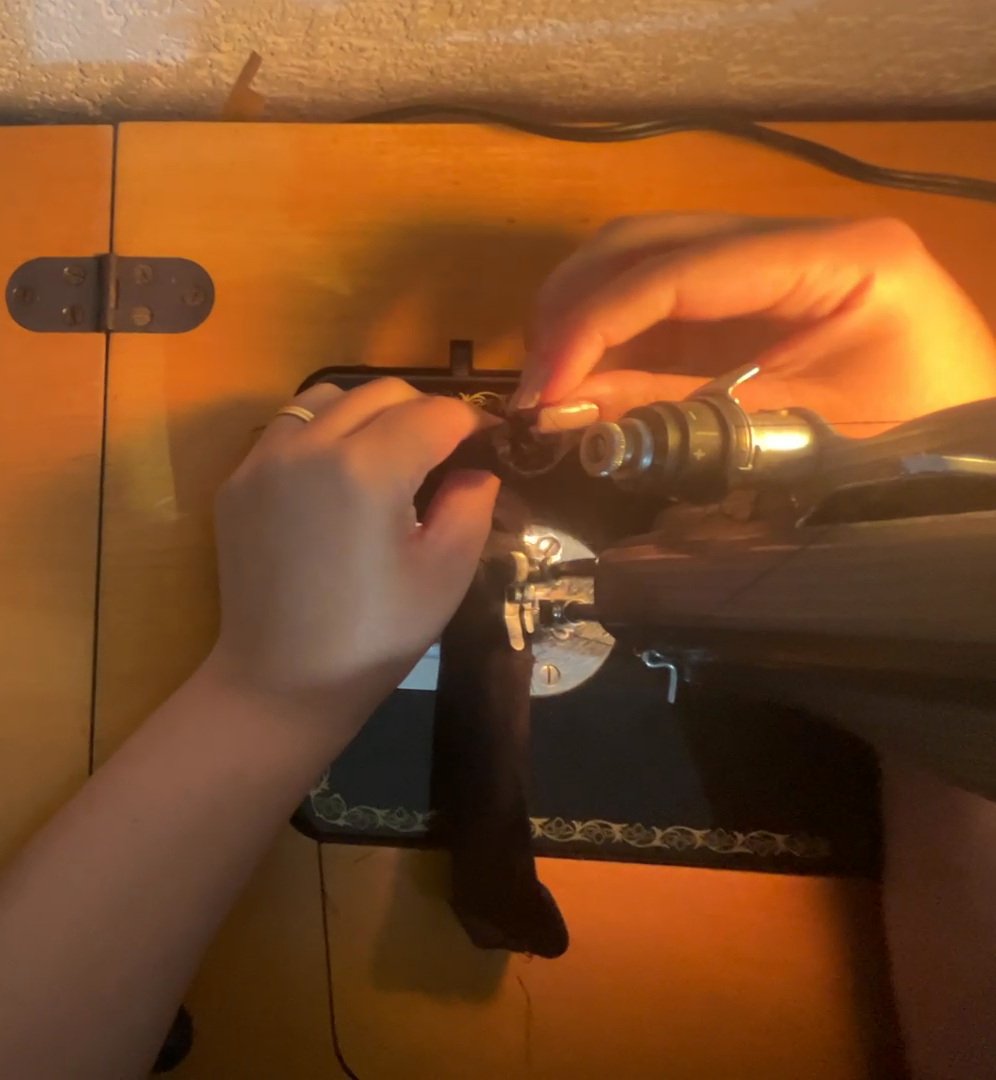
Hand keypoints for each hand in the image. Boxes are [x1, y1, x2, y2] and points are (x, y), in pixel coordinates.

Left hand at [208, 379, 497, 729]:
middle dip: (418, 412)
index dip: (470, 423)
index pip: (431, 414)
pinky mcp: (233, 485)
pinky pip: (282, 433)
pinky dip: (315, 436)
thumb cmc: (371, 636)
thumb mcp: (444, 573)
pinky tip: (330, 478)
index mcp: (364, 470)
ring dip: (361, 413)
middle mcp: (304, 450)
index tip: (484, 442)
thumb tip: (473, 467)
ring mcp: (259, 464)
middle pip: (377, 393)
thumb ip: (470, 503)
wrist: (279, 675)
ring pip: (321, 401)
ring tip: (381, 456)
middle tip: (438, 452)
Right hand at [516, 215, 995, 431]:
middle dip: (566, 313)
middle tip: (536, 389)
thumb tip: (554, 412)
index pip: (671, 272)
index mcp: (833, 256)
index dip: (588, 328)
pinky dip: (587, 334)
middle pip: (635, 244)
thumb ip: (668, 411)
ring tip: (550, 386)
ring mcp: (749, 264)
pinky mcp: (723, 299)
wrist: (966, 441)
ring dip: (568, 318)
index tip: (540, 393)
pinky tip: (575, 378)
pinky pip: (631, 298)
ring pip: (621, 259)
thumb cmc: (906, 436)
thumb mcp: (786, 431)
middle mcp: (784, 240)